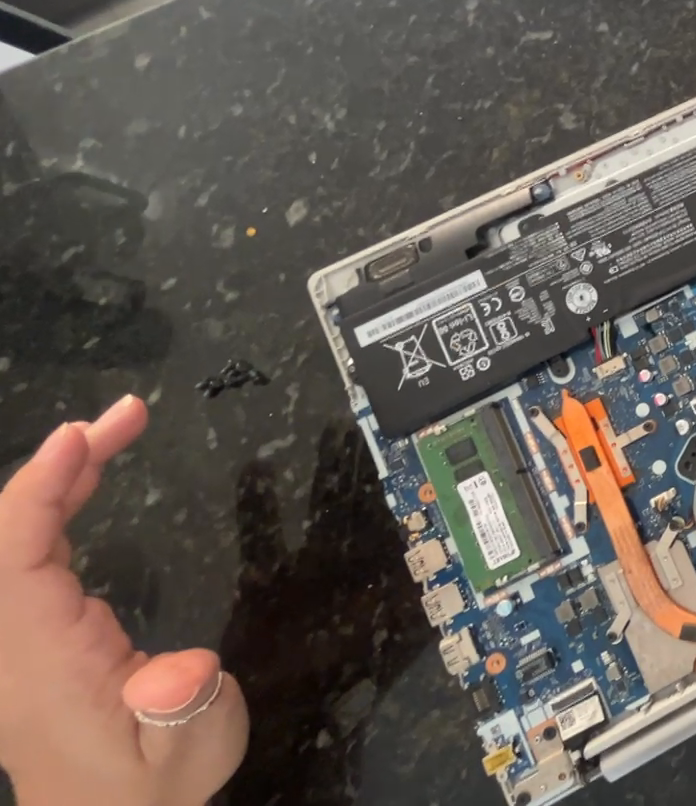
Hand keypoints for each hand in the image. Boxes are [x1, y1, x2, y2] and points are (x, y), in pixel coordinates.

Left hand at [0, 398, 247, 805]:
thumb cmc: (157, 782)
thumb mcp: (188, 750)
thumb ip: (181, 707)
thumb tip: (174, 672)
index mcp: (42, 664)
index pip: (16, 566)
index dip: (36, 497)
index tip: (82, 437)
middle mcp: (13, 646)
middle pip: (4, 545)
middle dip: (53, 471)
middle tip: (124, 415)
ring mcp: (20, 641)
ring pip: (11, 547)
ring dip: (54, 482)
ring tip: (113, 432)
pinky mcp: (40, 636)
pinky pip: (28, 559)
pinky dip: (51, 510)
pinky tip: (82, 484)